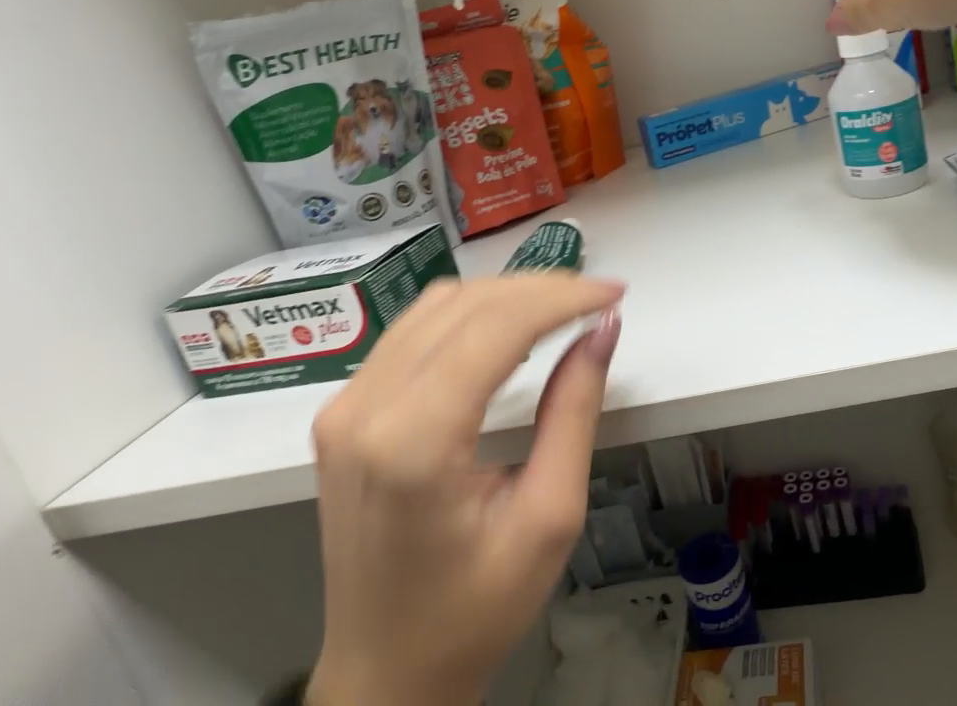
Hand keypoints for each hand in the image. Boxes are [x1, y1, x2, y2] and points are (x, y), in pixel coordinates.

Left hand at [306, 274, 625, 705]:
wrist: (387, 669)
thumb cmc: (475, 609)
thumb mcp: (549, 515)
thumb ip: (574, 411)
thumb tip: (601, 330)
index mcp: (413, 443)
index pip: (494, 327)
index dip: (561, 297)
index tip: (613, 293)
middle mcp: (364, 411)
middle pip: (464, 306)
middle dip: (539, 289)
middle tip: (597, 299)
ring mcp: (344, 408)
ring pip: (434, 307)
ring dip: (504, 296)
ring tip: (562, 309)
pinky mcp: (343, 413)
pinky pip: (411, 334)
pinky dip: (468, 317)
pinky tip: (509, 331)